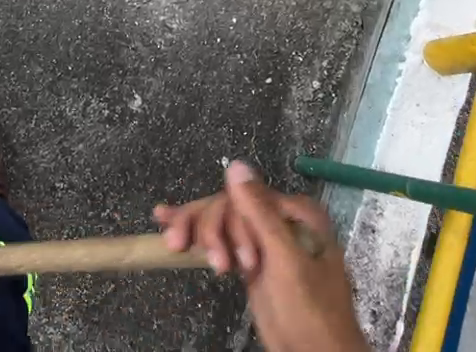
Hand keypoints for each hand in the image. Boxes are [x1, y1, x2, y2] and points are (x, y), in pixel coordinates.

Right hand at [154, 162, 369, 351]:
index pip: (242, 197)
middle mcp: (278, 217)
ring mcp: (263, 238)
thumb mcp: (286, 260)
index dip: (222, 219)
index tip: (217, 254)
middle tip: (194, 256)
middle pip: (226, 207)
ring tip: (175, 247)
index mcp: (294, 212)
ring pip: (219, 220)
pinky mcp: (249, 258)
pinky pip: (220, 237)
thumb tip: (236, 164)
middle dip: (207, 229)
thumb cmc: (310, 311)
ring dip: (196, 232)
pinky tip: (165, 221)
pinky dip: (194, 232)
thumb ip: (260, 213)